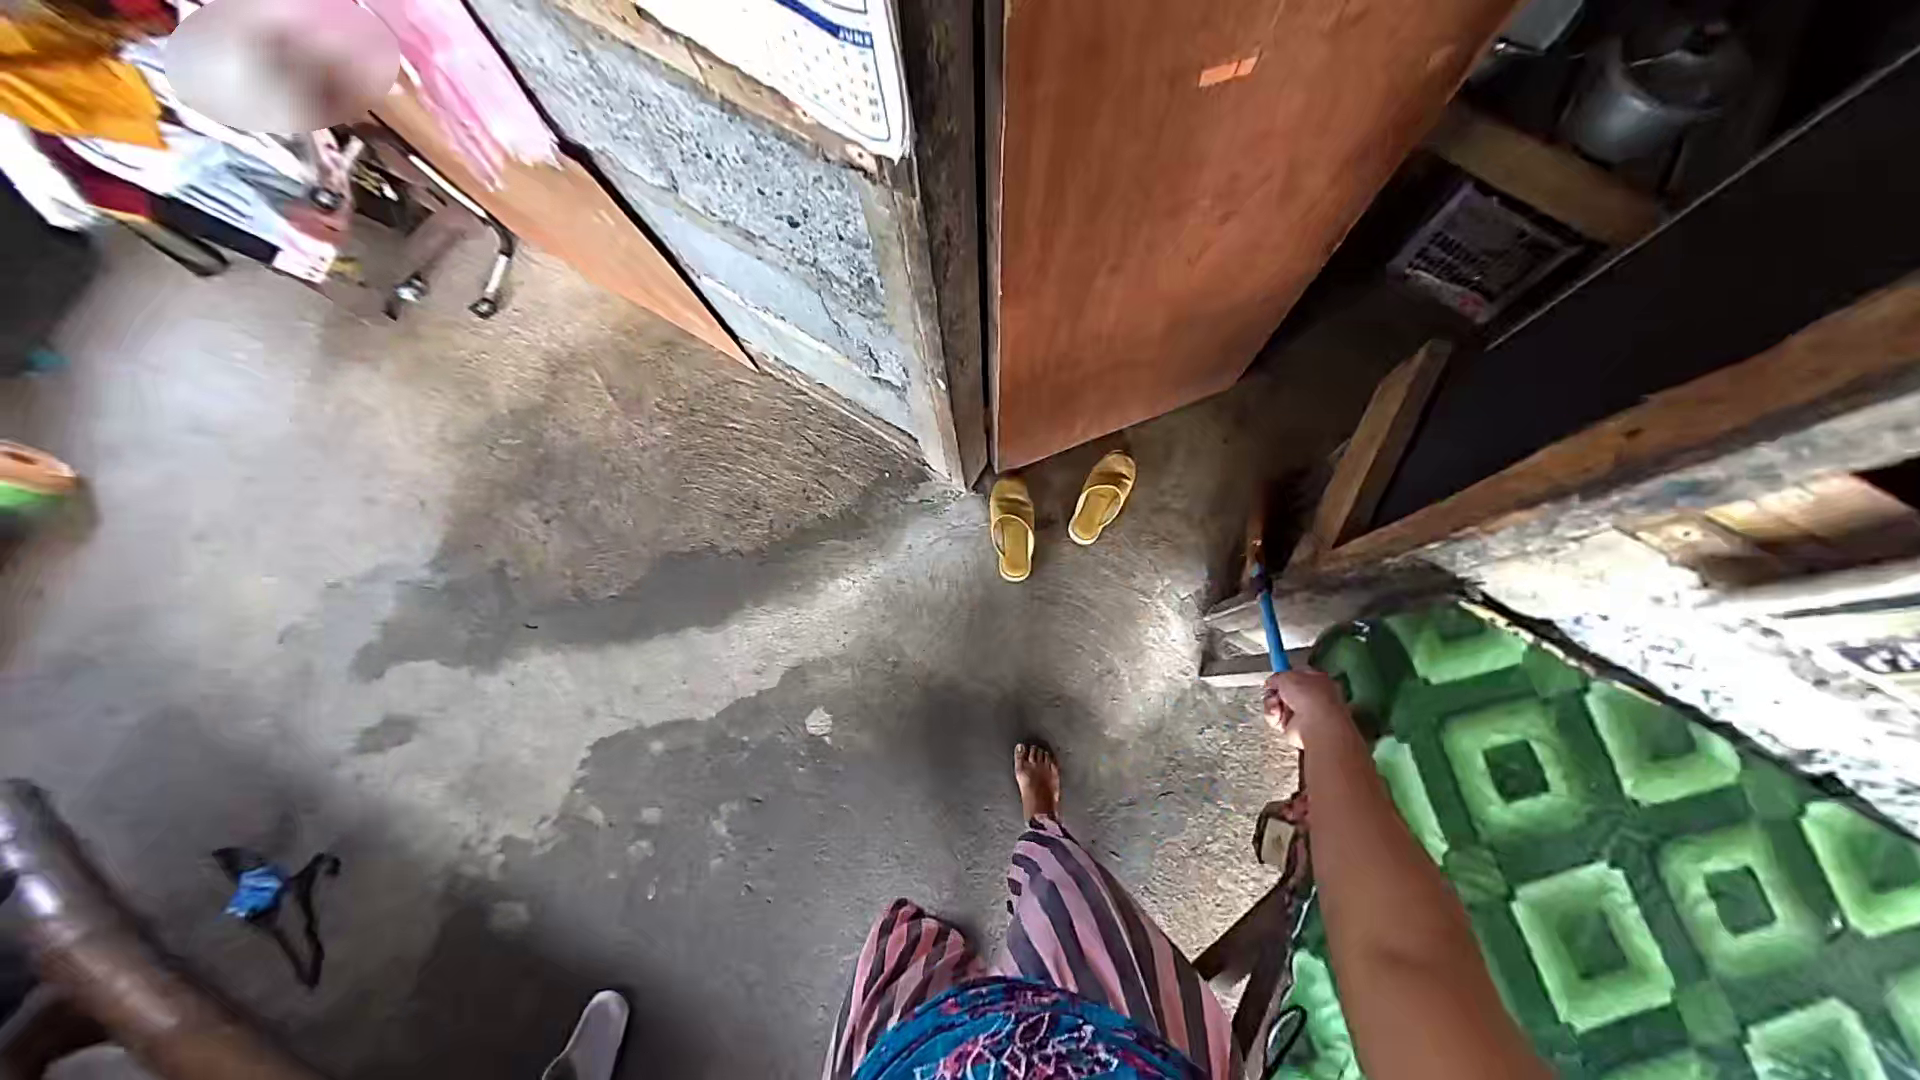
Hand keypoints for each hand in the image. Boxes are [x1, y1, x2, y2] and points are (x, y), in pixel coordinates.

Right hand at [1263, 669, 1348, 747]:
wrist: (1314, 724)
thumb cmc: (1306, 694)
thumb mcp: (1287, 675)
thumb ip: (1278, 676)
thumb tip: (1273, 682)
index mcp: (1317, 680)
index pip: (1297, 674)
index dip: (1284, 674)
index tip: (1275, 677)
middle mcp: (1311, 696)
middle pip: (1284, 690)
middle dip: (1274, 690)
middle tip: (1273, 691)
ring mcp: (1302, 712)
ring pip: (1277, 703)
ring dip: (1271, 702)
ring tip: (1276, 704)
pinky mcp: (1293, 726)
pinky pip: (1275, 717)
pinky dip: (1273, 715)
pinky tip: (1277, 714)